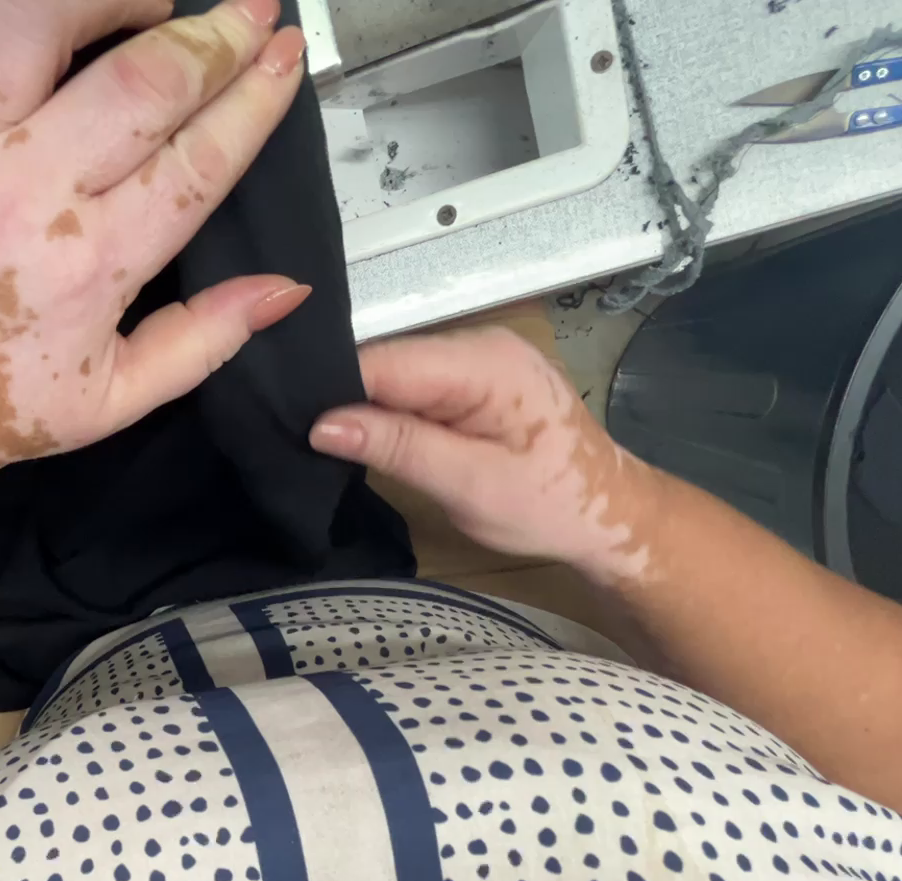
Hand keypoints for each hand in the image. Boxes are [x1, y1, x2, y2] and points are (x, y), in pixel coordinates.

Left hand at [0, 0, 311, 497]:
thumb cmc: (2, 407)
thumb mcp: (118, 397)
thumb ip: (205, 340)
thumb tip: (285, 289)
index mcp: (88, 266)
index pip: (195, 162)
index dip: (252, 102)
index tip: (285, 57)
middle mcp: (21, 191)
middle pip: (138, 81)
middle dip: (212, 37)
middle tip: (251, 10)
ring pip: (33, 16)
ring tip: (150, 0)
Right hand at [308, 326, 662, 583]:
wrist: (607, 513)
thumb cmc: (548, 505)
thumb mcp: (468, 485)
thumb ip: (397, 448)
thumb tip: (321, 425)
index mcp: (484, 363)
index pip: (384, 362)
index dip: (333, 390)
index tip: (293, 426)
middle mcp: (478, 345)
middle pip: (385, 361)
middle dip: (344, 399)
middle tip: (302, 441)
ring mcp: (476, 358)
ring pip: (393, 373)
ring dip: (362, 408)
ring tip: (327, 443)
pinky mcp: (471, 378)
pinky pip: (412, 385)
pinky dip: (386, 411)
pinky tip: (370, 436)